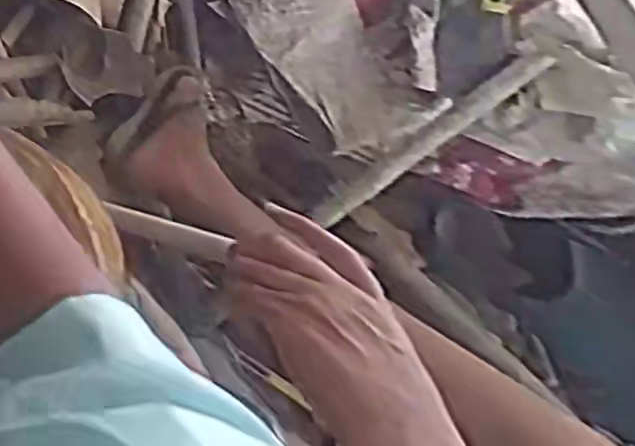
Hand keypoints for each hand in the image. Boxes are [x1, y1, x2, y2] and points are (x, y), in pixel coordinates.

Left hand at [225, 204, 461, 445]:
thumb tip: (312, 304)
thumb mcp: (386, 348)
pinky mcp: (289, 317)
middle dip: (250, 247)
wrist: (403, 434)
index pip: (332, 246)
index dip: (298, 224)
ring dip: (236, 274)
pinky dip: (233, 299)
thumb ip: (349, 316)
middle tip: (236, 256)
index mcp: (370, 301)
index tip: (274, 210)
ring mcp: (312, 302)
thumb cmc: (398, 409)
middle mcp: (340, 293)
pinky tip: (235, 310)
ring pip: (255, 268)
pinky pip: (246, 295)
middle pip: (279, 247)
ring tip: (231, 286)